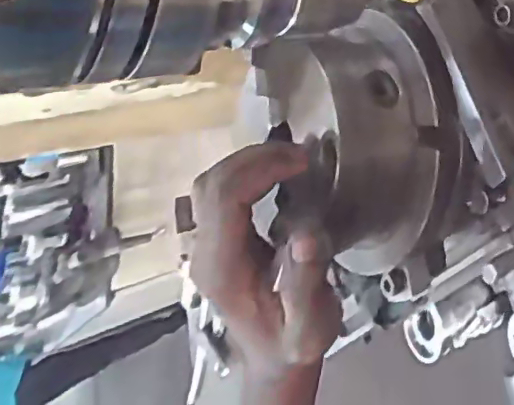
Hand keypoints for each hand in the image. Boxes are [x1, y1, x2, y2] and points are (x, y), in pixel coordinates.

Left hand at [190, 143, 339, 404]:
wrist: (273, 359)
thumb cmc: (293, 340)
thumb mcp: (310, 324)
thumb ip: (307, 283)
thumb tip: (305, 236)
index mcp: (223, 268)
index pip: (226, 197)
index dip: (263, 167)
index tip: (304, 162)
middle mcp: (203, 252)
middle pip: (214, 182)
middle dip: (258, 157)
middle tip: (302, 155)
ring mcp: (203, 244)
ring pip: (211, 181)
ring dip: (251, 160)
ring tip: (291, 158)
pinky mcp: (213, 237)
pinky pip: (219, 189)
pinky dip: (248, 169)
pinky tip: (276, 170)